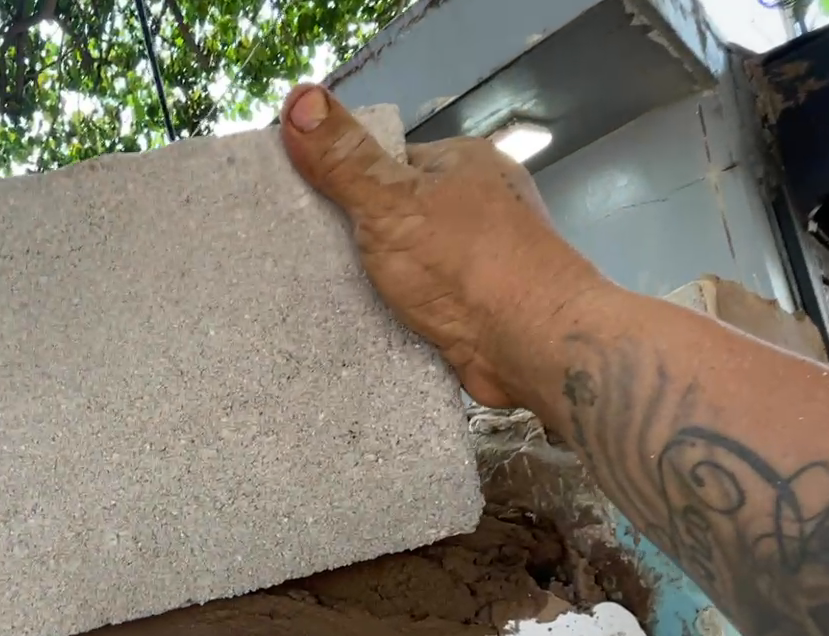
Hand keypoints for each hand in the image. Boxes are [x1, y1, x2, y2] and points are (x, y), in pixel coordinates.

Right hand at [279, 84, 607, 407]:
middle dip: (357, 239)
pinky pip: (421, 299)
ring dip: (375, 281)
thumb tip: (298, 99)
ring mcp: (479, 256)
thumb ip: (345, 162)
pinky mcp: (475, 305)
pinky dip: (395, 311)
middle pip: (395, 214)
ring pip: (407, 261)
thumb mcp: (391, 204)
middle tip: (312, 265)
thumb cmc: (464, 264)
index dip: (344, 186)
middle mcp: (475, 203)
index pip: (387, 164)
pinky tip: (368, 323)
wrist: (530, 345)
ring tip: (330, 297)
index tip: (306, 217)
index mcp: (462, 162)